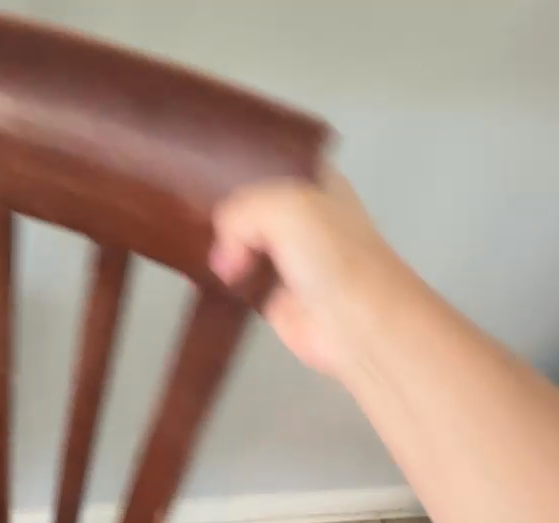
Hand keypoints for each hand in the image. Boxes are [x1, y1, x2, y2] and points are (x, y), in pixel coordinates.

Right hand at [209, 171, 414, 378]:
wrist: (354, 322)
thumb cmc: (334, 256)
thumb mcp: (285, 206)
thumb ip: (241, 212)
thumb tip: (224, 255)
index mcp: (314, 183)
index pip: (266, 165)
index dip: (238, 171)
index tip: (209, 183)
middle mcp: (301, 218)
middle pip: (247, 208)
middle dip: (226, 216)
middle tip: (204, 223)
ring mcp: (286, 259)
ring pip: (239, 245)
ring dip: (222, 250)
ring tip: (205, 250)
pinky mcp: (273, 297)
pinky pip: (238, 282)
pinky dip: (224, 282)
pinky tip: (214, 277)